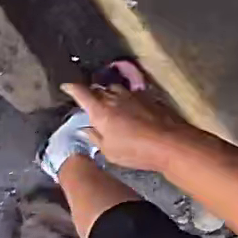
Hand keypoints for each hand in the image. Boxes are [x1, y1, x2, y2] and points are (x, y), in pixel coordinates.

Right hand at [61, 83, 203, 173]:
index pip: (81, 93)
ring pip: (115, 89)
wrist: (170, 143)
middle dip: (92, 93)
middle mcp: (114, 98)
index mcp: (100, 110)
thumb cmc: (136, 150)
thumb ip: (95, 137)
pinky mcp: (148, 98)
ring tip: (110, 104)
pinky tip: (130, 108)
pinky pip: (132, 94)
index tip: (67, 86)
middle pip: (98, 89)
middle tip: (89, 101)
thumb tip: (86, 129)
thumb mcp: (109, 151)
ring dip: (110, 94)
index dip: (72, 88)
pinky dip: (127, 98)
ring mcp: (132, 95)